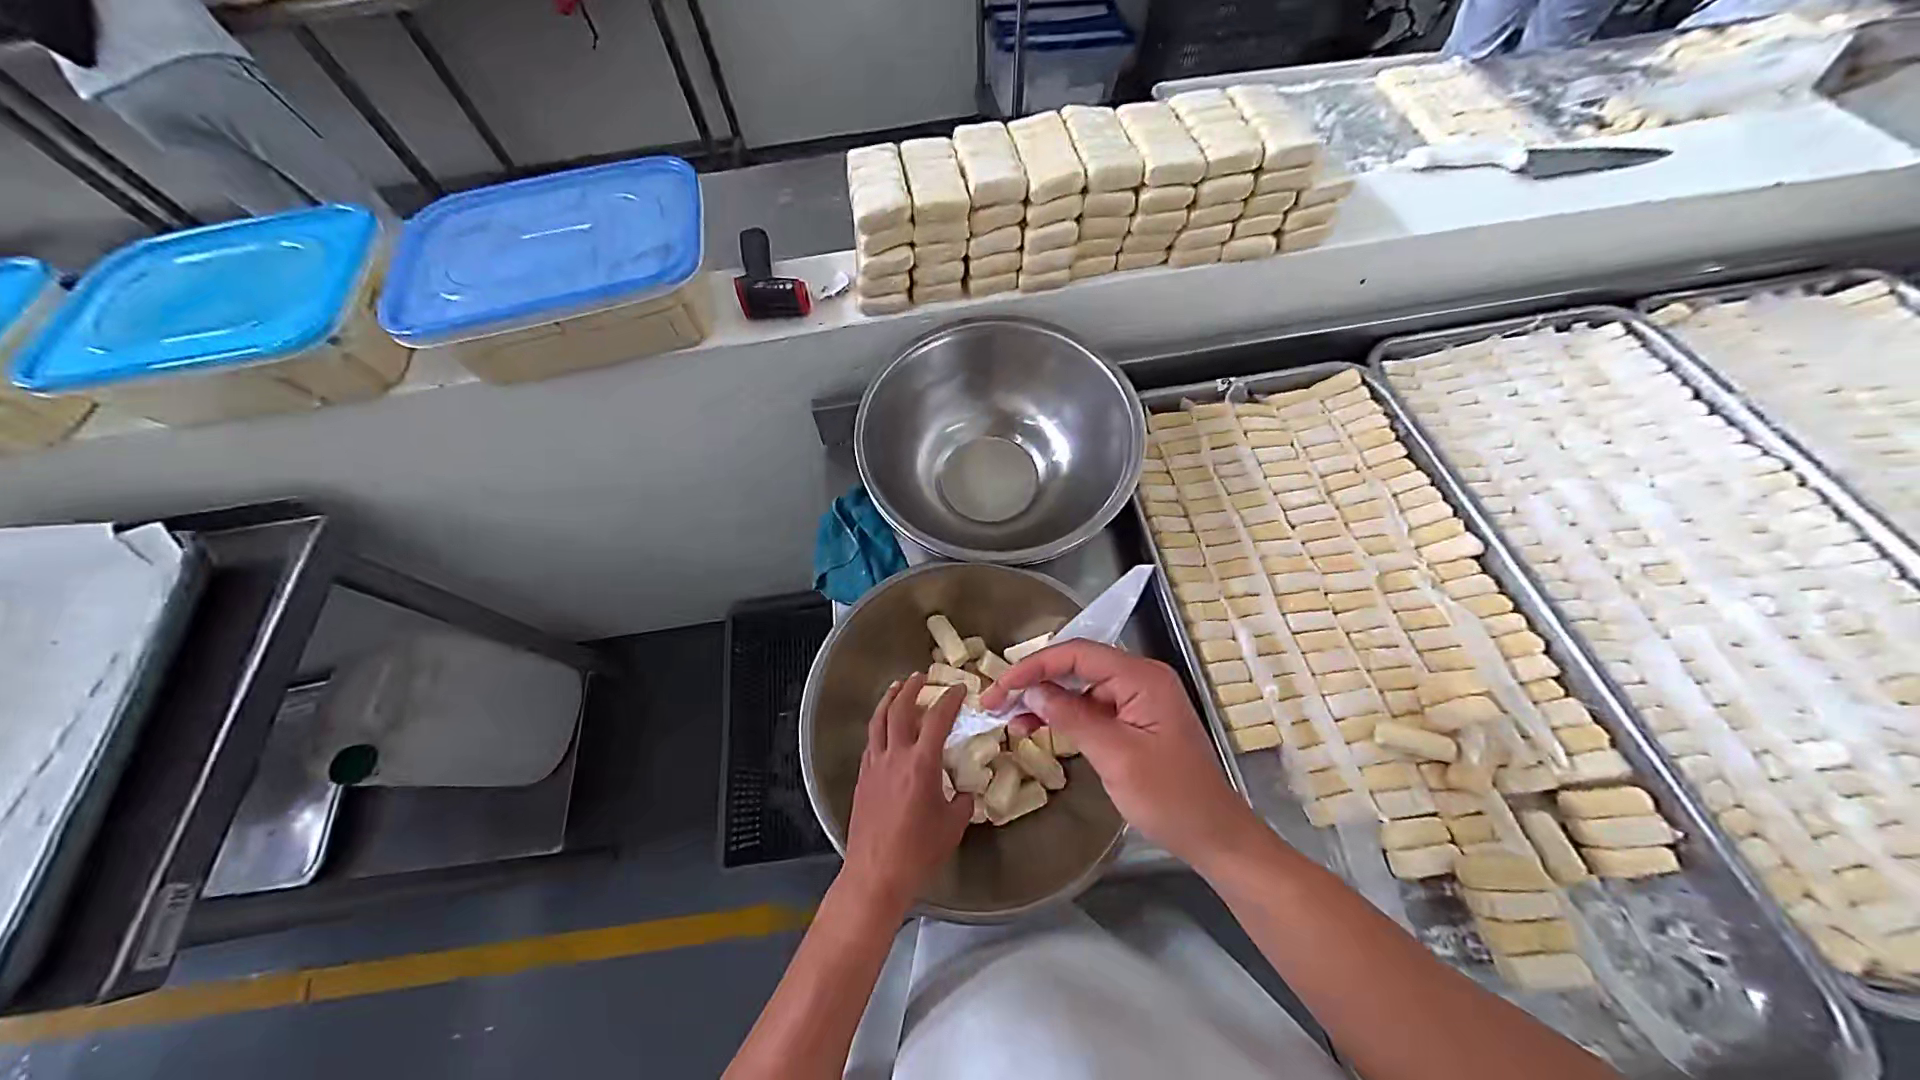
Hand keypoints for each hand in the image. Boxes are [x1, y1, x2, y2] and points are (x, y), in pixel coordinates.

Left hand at [842, 674, 972, 913]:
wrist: (876, 874)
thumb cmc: (918, 852)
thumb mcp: (952, 826)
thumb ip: (961, 802)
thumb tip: (964, 793)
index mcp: (921, 764)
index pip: (937, 720)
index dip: (949, 700)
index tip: (958, 688)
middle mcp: (894, 757)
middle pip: (900, 710)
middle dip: (912, 688)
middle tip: (921, 676)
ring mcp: (874, 767)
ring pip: (878, 722)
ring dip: (889, 700)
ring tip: (896, 688)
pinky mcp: (862, 779)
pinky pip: (871, 743)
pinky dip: (879, 727)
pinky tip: (884, 729)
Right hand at [981, 641, 1258, 867]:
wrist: (1214, 834)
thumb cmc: (1170, 797)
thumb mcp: (1115, 756)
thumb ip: (1072, 717)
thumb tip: (1033, 691)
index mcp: (1142, 677)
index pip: (1077, 655)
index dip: (1034, 666)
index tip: (1000, 687)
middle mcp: (1140, 678)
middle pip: (1076, 666)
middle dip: (1034, 681)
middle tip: (996, 702)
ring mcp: (1138, 699)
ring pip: (1080, 686)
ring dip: (1045, 699)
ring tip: (1010, 718)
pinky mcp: (1134, 720)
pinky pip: (1091, 707)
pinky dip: (1064, 716)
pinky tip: (1038, 727)